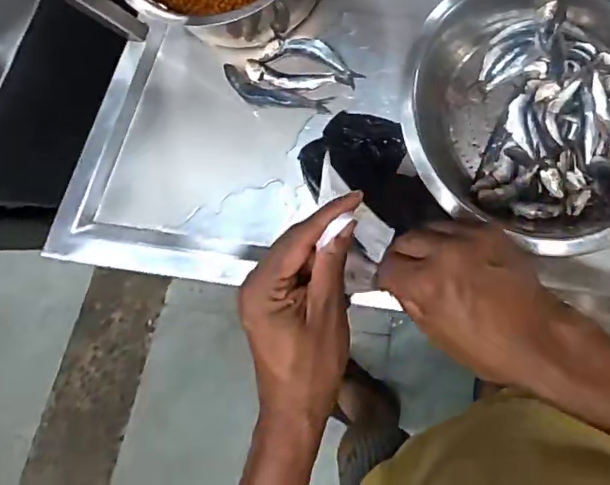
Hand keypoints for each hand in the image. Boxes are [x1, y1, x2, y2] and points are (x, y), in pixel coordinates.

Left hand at [238, 192, 362, 429]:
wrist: (294, 413)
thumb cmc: (312, 369)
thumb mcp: (327, 312)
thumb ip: (331, 264)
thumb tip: (343, 224)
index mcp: (261, 287)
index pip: (299, 238)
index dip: (328, 214)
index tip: (355, 196)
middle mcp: (253, 283)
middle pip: (293, 241)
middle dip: (325, 224)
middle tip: (356, 206)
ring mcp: (258, 291)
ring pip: (294, 251)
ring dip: (321, 240)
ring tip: (350, 222)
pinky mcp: (268, 298)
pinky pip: (293, 266)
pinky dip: (314, 258)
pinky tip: (334, 249)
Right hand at [377, 220, 588, 387]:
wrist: (539, 335)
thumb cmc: (488, 348)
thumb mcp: (439, 337)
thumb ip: (414, 305)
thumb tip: (399, 286)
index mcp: (427, 284)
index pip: (389, 266)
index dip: (385, 275)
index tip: (390, 281)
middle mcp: (443, 252)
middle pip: (406, 239)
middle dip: (402, 254)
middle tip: (408, 266)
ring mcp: (468, 236)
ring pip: (431, 226)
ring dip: (426, 241)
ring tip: (433, 255)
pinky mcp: (489, 229)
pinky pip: (458, 224)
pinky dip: (451, 236)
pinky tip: (458, 250)